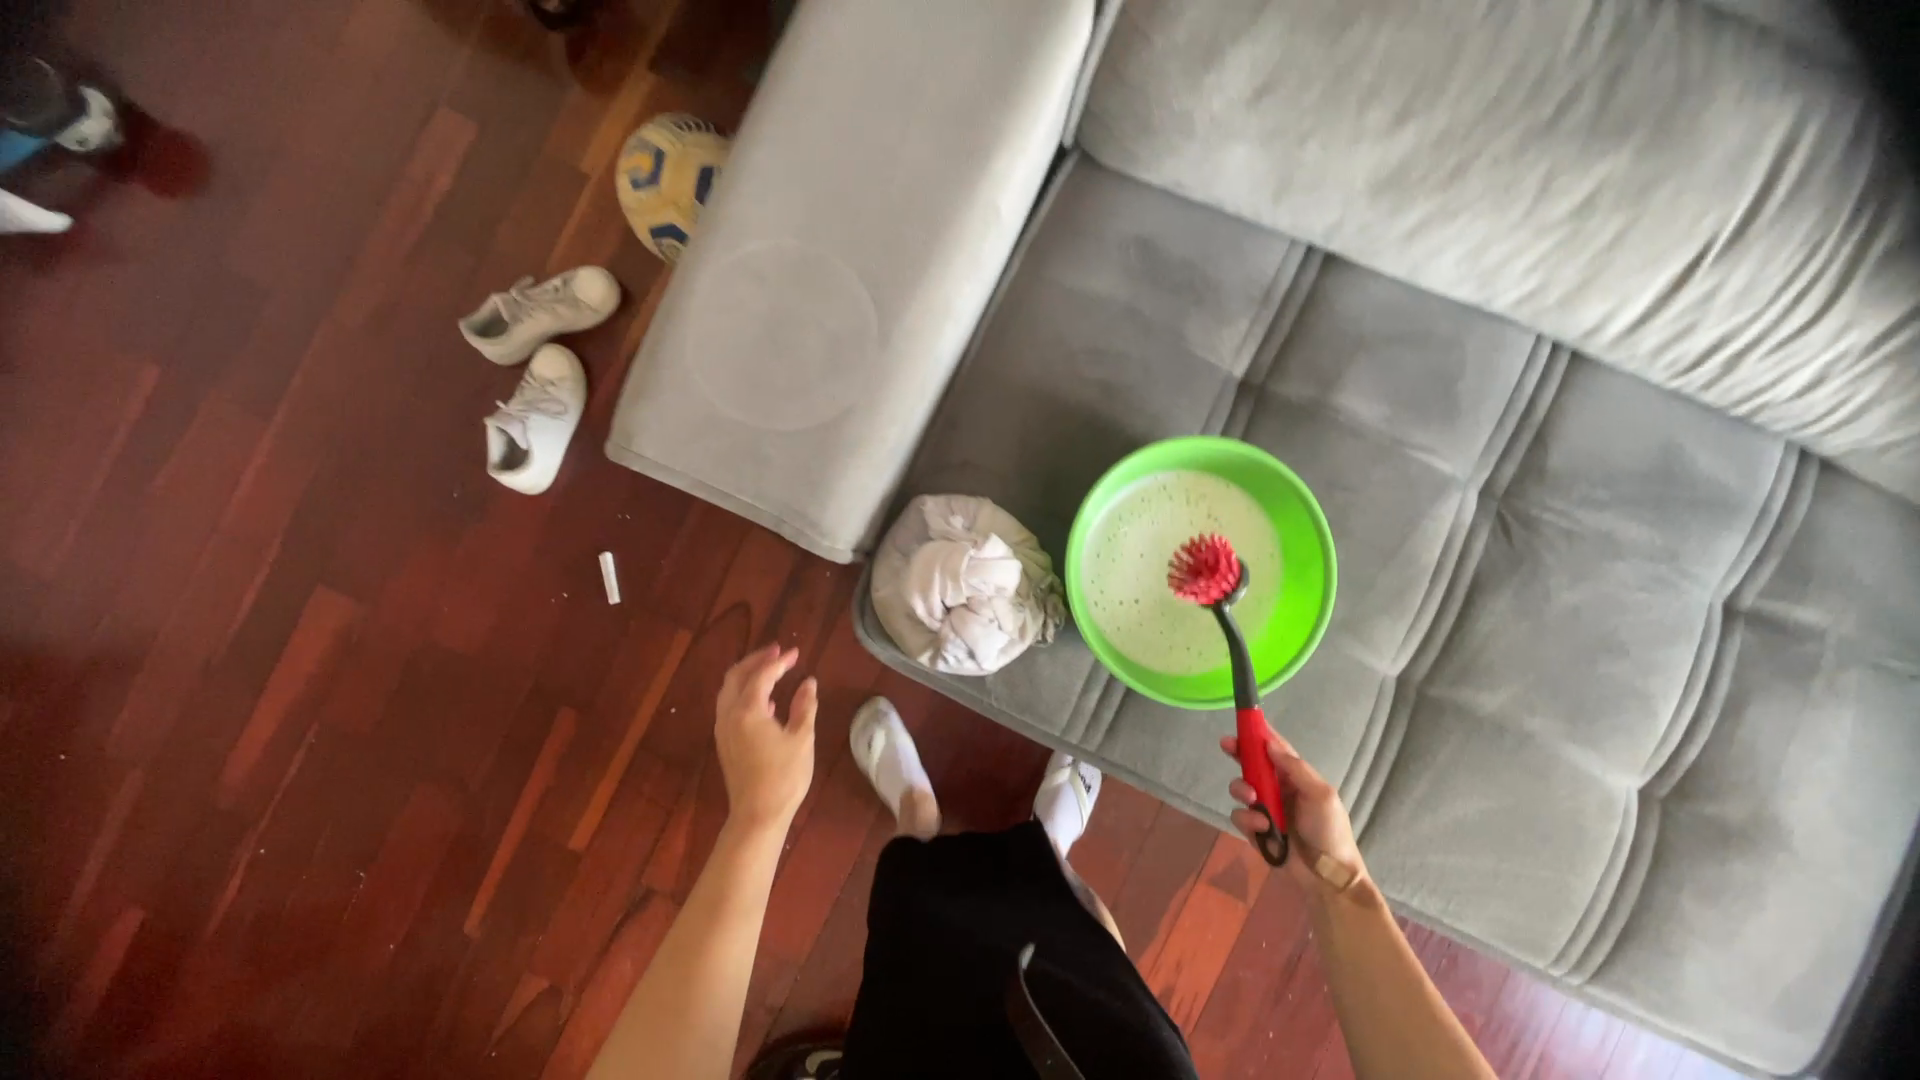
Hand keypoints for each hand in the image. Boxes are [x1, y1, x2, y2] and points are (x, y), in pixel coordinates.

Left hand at [714, 644, 817, 834]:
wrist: (758, 815)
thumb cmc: (784, 777)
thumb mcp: (802, 739)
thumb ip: (804, 706)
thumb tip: (808, 682)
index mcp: (747, 711)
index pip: (762, 675)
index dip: (779, 662)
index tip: (795, 652)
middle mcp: (729, 715)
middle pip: (736, 676)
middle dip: (756, 660)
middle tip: (776, 651)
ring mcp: (723, 730)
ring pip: (728, 691)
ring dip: (747, 676)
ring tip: (770, 670)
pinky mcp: (725, 743)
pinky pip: (729, 706)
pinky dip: (744, 693)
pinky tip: (765, 700)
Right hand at [1221, 732, 1364, 891]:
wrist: (1327, 877)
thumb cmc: (1330, 832)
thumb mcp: (1321, 795)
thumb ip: (1295, 768)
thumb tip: (1269, 744)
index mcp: (1296, 777)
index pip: (1275, 749)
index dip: (1259, 734)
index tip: (1243, 721)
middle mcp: (1278, 789)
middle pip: (1251, 764)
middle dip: (1238, 754)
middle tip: (1227, 746)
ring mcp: (1265, 809)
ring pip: (1240, 787)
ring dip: (1242, 788)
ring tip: (1253, 799)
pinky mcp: (1254, 830)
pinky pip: (1239, 816)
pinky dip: (1247, 819)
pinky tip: (1262, 828)